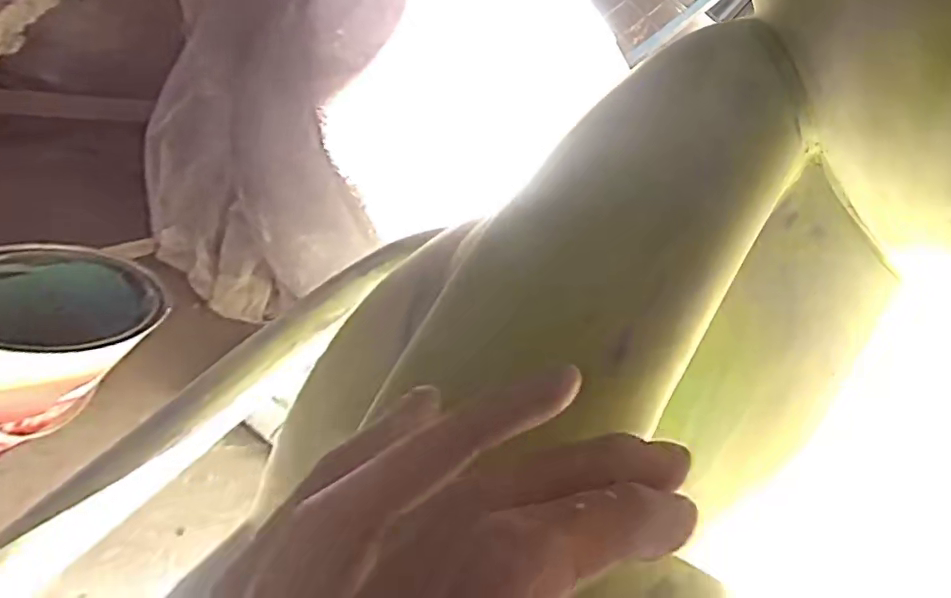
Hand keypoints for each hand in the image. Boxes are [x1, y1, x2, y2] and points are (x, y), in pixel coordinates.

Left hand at [214, 367, 696, 597]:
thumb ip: (523, 578)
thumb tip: (595, 550)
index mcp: (435, 596)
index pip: (539, 551)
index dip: (625, 522)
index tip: (685, 513)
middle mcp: (354, 586)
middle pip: (499, 505)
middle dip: (596, 472)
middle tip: (673, 462)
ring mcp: (292, 585)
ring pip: (421, 478)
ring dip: (507, 426)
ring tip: (568, 385)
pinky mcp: (253, 587)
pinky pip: (315, 499)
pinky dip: (374, 446)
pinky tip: (423, 399)